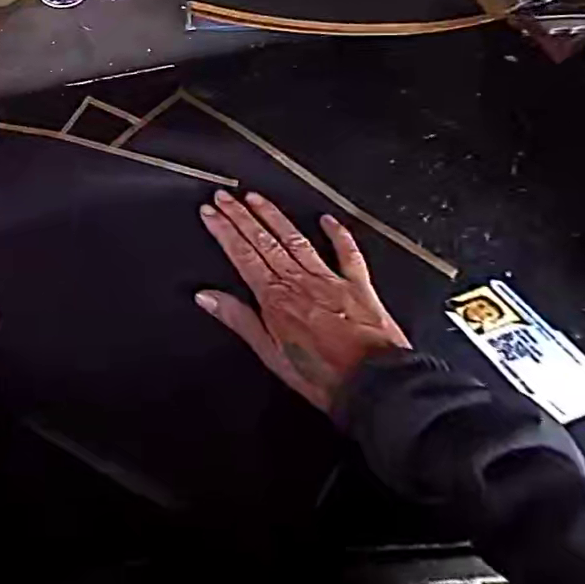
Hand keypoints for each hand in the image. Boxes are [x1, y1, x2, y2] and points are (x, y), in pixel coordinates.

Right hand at [195, 190, 409, 411]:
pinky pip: (347, 253)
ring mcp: (329, 279)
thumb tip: (206, 296)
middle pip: (262, 240)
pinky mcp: (358, 286)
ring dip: (272, 215)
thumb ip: (238, 319)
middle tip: (224, 196)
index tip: (210, 211)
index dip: (223, 229)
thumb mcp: (270, 354)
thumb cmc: (324, 376)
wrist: (377, 387)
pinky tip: (328, 219)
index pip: (241, 253)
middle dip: (240, 215)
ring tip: (255, 197)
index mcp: (276, 297)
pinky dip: (338, 234)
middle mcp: (299, 281)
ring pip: (294, 238)